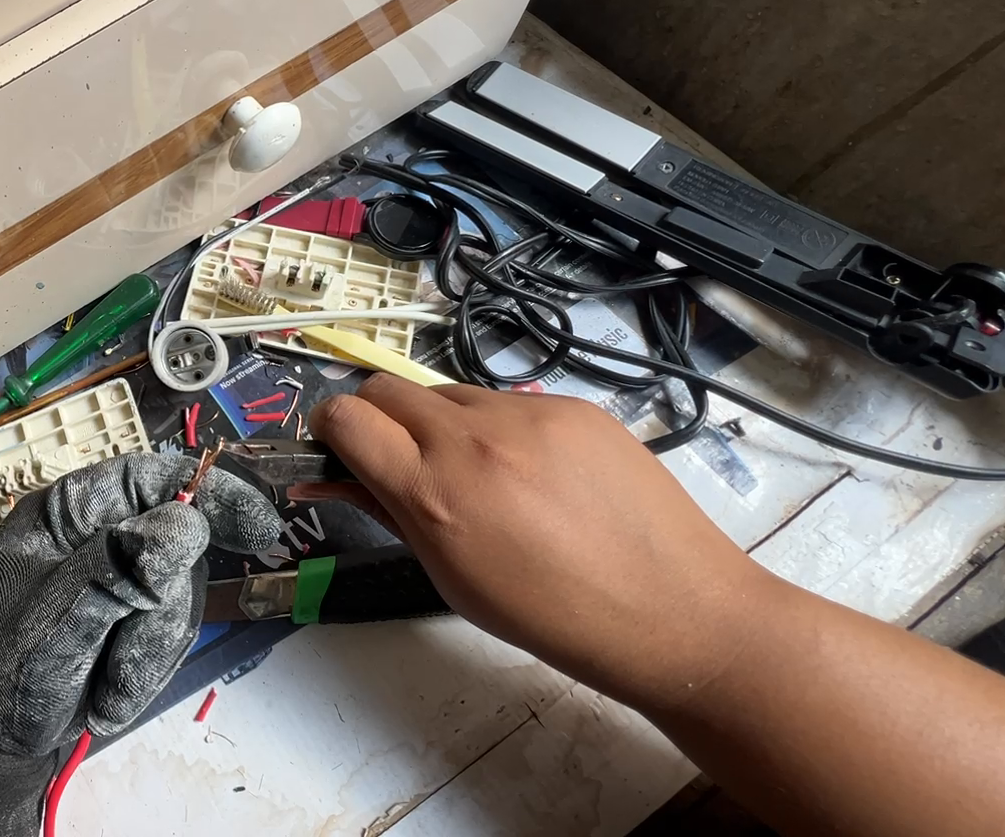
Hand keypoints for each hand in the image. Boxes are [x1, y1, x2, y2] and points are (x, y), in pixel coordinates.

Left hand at [0, 453, 280, 836]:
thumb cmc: (1, 668)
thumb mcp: (52, 617)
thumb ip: (117, 568)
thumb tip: (186, 523)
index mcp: (66, 512)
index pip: (146, 478)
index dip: (206, 491)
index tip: (259, 527)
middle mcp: (98, 533)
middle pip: (174, 546)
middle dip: (158, 612)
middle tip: (126, 655)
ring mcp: (119, 575)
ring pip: (178, 596)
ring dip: (148, 651)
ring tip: (104, 688)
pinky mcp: (133, 615)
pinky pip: (170, 632)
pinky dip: (145, 670)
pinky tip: (108, 693)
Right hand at [310, 374, 782, 708]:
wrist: (681, 616)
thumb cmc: (548, 615)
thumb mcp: (448, 576)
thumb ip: (383, 511)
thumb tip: (323, 479)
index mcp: (434, 493)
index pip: (344, 417)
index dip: (329, 427)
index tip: (339, 448)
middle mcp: (472, 440)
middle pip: (382, 387)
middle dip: (374, 418)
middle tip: (402, 460)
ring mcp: (526, 415)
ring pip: (443, 392)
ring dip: (437, 423)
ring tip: (481, 473)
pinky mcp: (572, 405)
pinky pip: (503, 401)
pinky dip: (495, 428)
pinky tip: (534, 471)